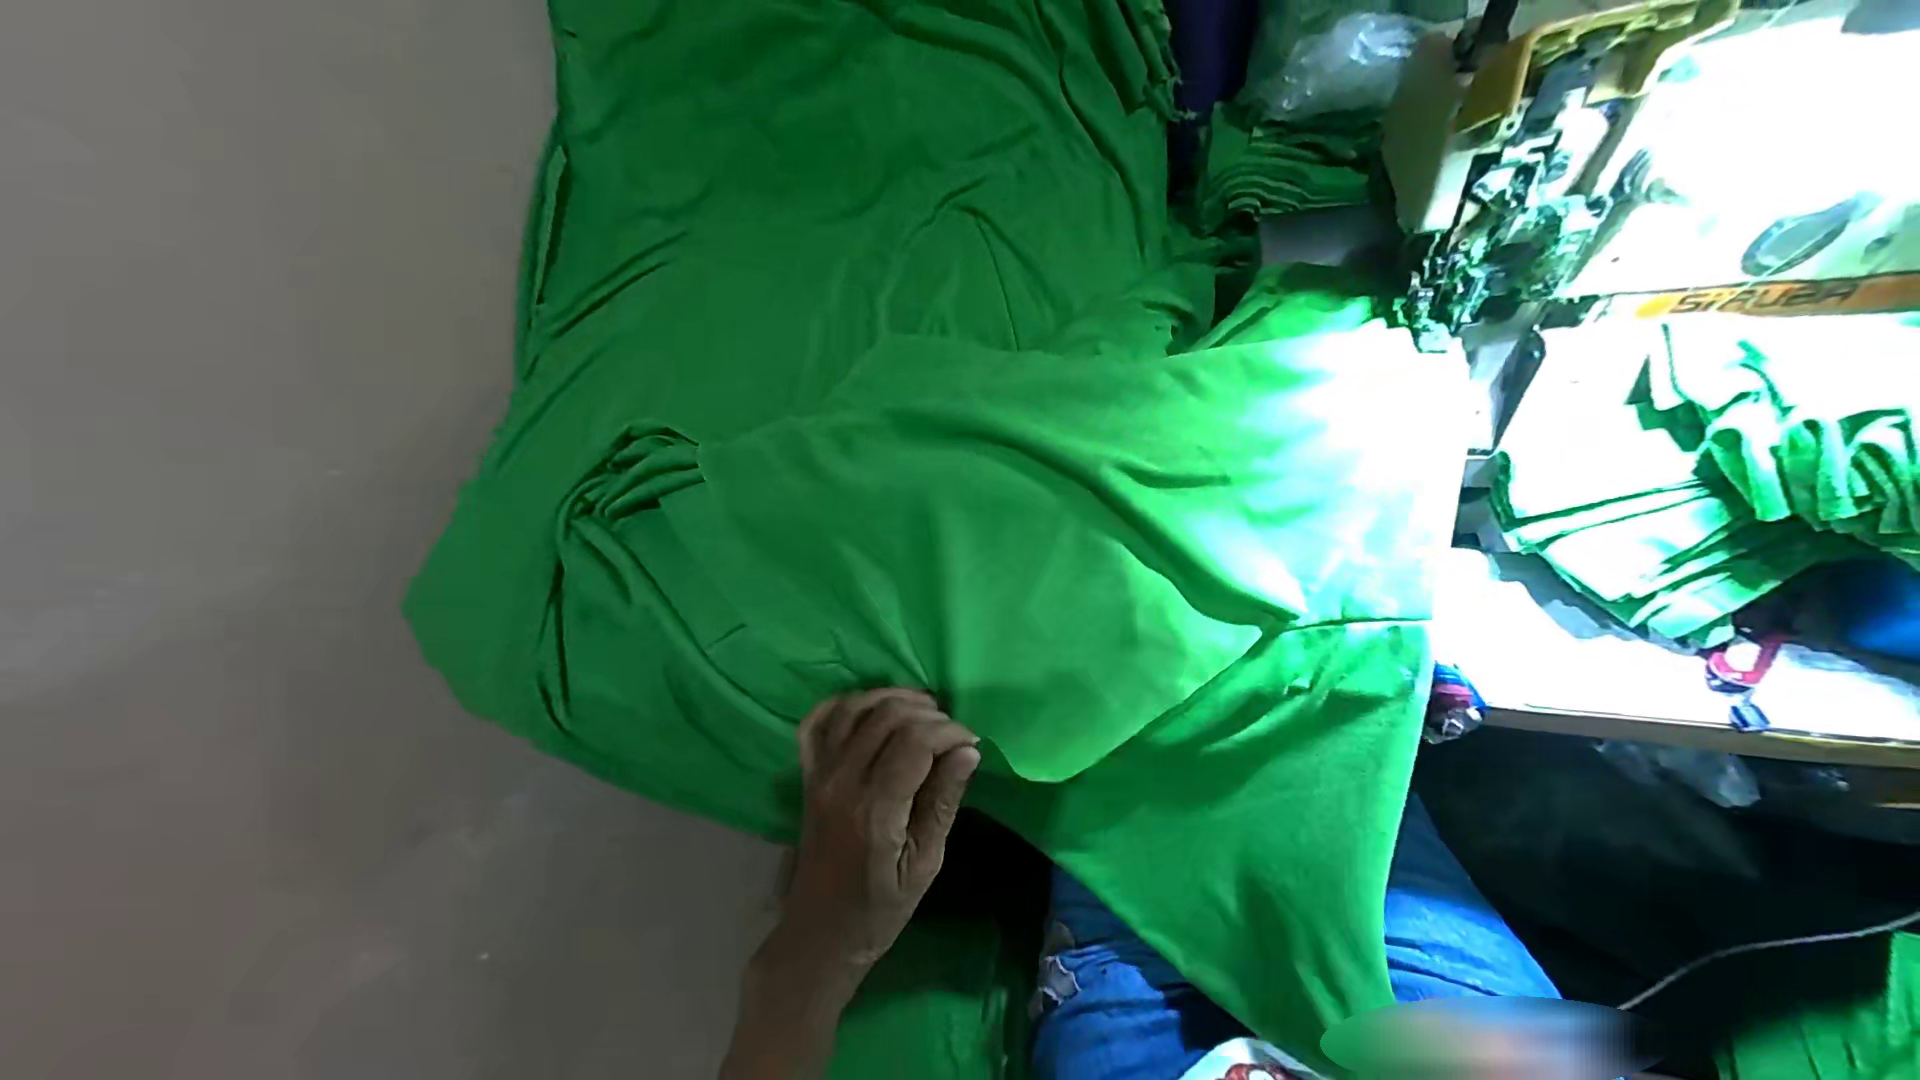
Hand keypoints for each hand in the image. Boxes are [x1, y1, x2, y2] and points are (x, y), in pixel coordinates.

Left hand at [779, 688, 981, 973]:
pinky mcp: (806, 774)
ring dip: (892, 698)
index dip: (949, 730)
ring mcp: (818, 774)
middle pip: (886, 716)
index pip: (914, 740)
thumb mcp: (926, 863)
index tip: (971, 741)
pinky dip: (843, 704)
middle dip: (928, 713)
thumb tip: (968, 750)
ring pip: (853, 708)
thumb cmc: (881, 908)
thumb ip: (944, 800)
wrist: (820, 933)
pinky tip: (871, 707)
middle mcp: (842, 782)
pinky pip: (816, 723)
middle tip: (952, 732)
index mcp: (875, 810)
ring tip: (923, 711)